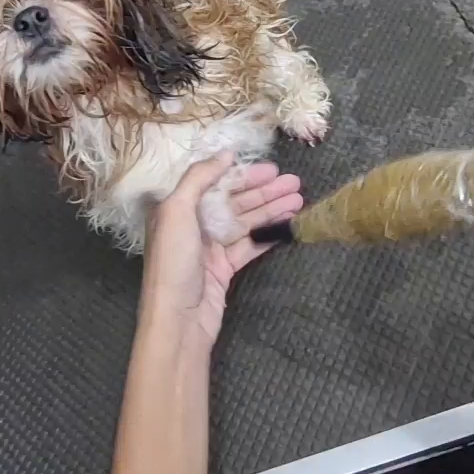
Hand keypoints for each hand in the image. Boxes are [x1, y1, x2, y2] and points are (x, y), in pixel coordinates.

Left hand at [140, 156, 302, 346]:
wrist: (177, 319)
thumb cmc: (173, 262)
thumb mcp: (176, 211)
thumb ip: (199, 178)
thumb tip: (226, 154)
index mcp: (177, 208)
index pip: (215, 183)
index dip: (244, 175)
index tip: (272, 169)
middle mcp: (193, 224)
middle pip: (234, 201)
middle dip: (264, 191)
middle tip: (295, 183)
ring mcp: (210, 247)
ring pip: (246, 221)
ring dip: (271, 210)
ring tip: (299, 200)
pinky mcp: (224, 268)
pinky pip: (249, 244)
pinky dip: (268, 233)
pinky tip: (288, 224)